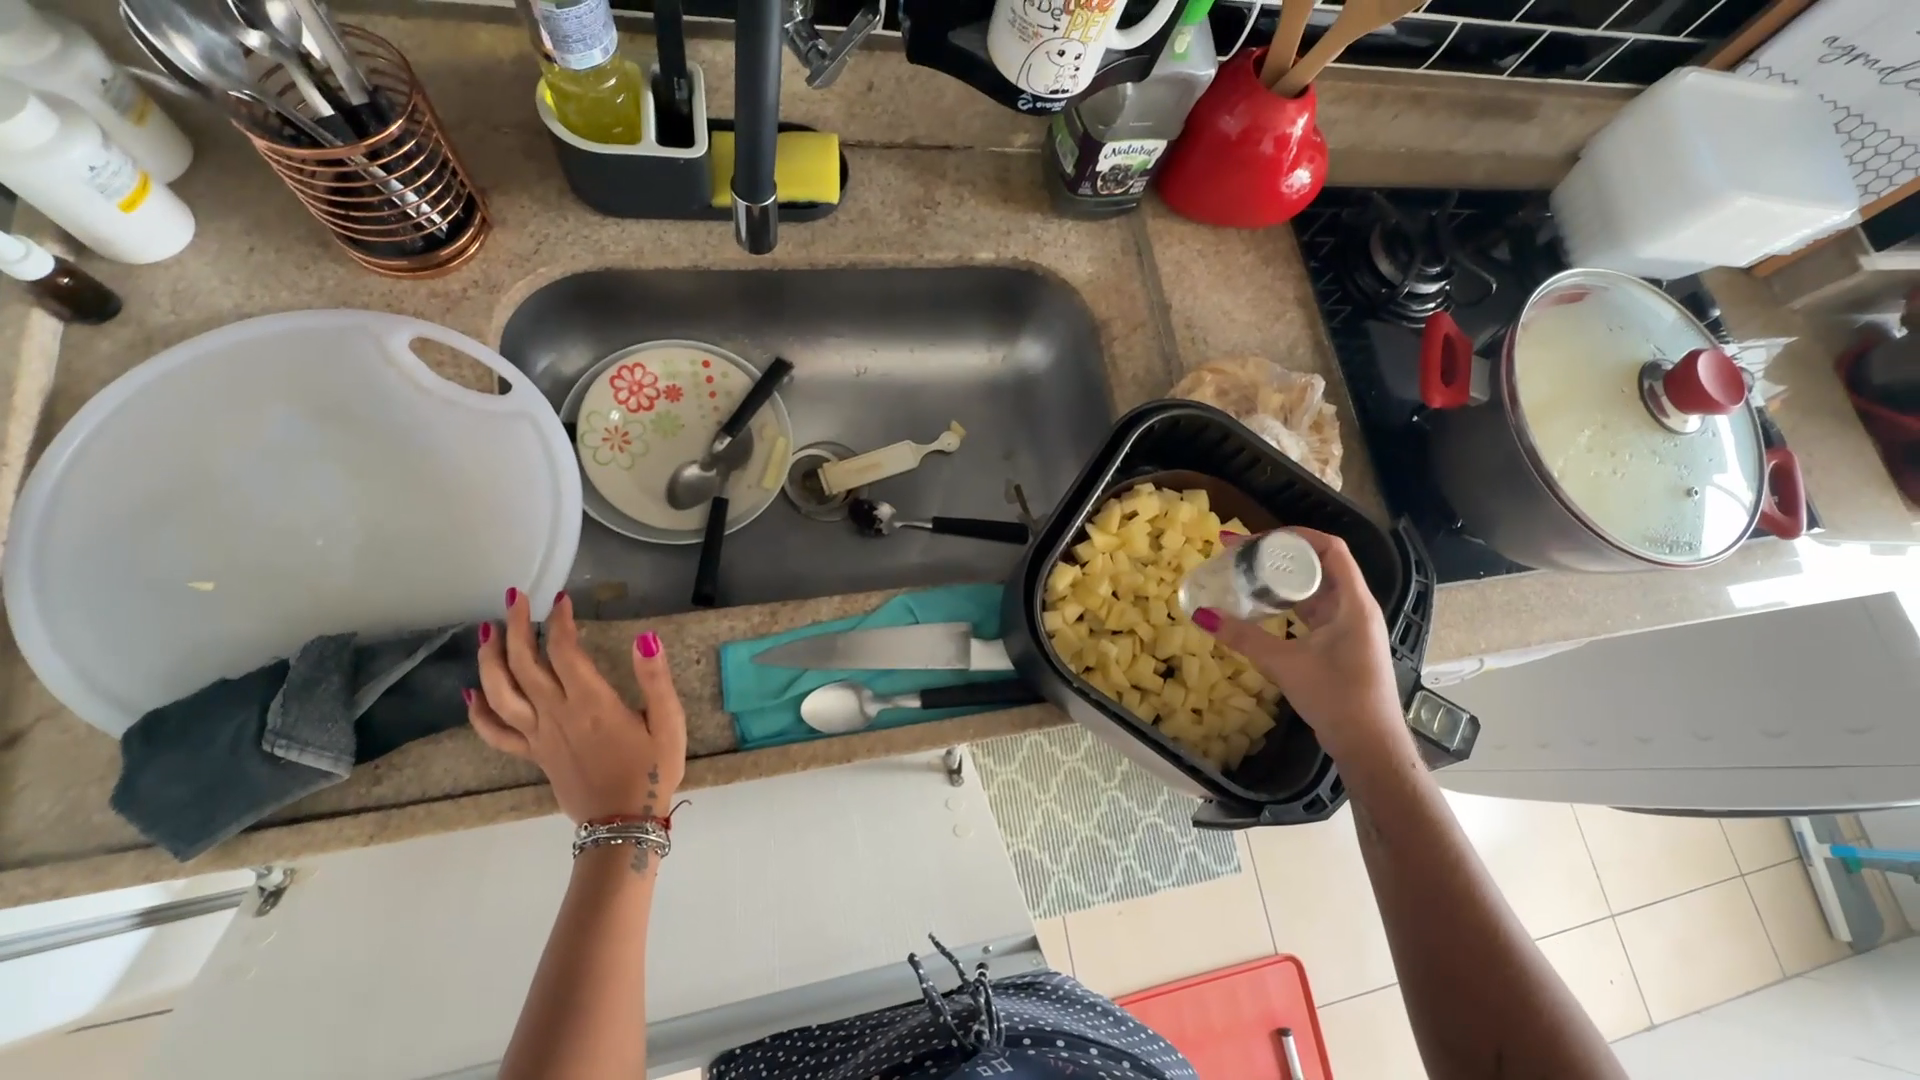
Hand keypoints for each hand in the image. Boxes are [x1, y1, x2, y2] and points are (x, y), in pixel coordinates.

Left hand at [466, 588, 687, 823]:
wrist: (623, 823)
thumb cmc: (652, 770)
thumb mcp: (668, 722)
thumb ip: (655, 679)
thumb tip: (645, 638)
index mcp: (591, 702)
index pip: (563, 649)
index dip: (559, 620)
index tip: (562, 599)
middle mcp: (556, 713)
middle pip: (523, 663)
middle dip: (515, 625)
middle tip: (515, 598)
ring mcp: (539, 736)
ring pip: (499, 692)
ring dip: (489, 659)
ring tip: (488, 631)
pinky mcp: (533, 754)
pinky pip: (496, 733)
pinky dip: (478, 712)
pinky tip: (471, 693)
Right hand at [1192, 528, 1410, 767]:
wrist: (1369, 744)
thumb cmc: (1336, 698)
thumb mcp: (1285, 664)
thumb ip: (1244, 637)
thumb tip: (1202, 615)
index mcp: (1353, 603)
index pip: (1330, 549)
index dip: (1295, 537)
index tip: (1258, 538)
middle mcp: (1355, 608)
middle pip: (1319, 566)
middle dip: (1279, 557)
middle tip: (1242, 554)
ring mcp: (1349, 627)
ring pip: (1314, 590)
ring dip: (1282, 581)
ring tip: (1246, 575)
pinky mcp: (1341, 645)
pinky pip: (1312, 612)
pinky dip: (1288, 605)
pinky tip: (1262, 608)